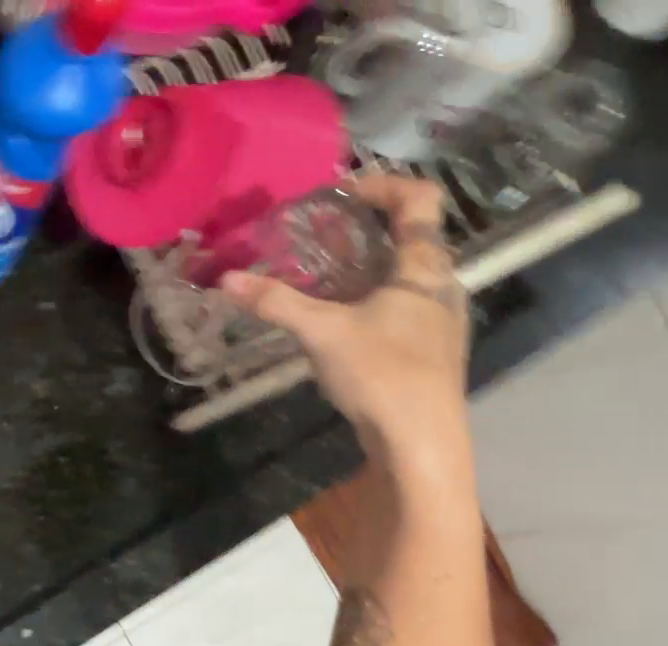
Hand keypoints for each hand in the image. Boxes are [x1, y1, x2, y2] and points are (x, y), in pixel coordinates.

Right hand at [222, 175, 471, 463]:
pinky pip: (402, 307)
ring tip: (326, 283)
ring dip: (368, 269)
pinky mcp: (431, 349)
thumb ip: (276, 303)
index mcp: (424, 266)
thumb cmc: (382, 372)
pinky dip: (372, 301)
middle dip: (366, 230)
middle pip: (412, 236)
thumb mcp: (322, 333)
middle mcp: (441, 284)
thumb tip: (226, 280)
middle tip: (321, 239)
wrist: (421, 438)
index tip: (341, 192)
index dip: (384, 184)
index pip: (420, 199)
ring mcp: (440, 319)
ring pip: (406, 275)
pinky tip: (343, 326)